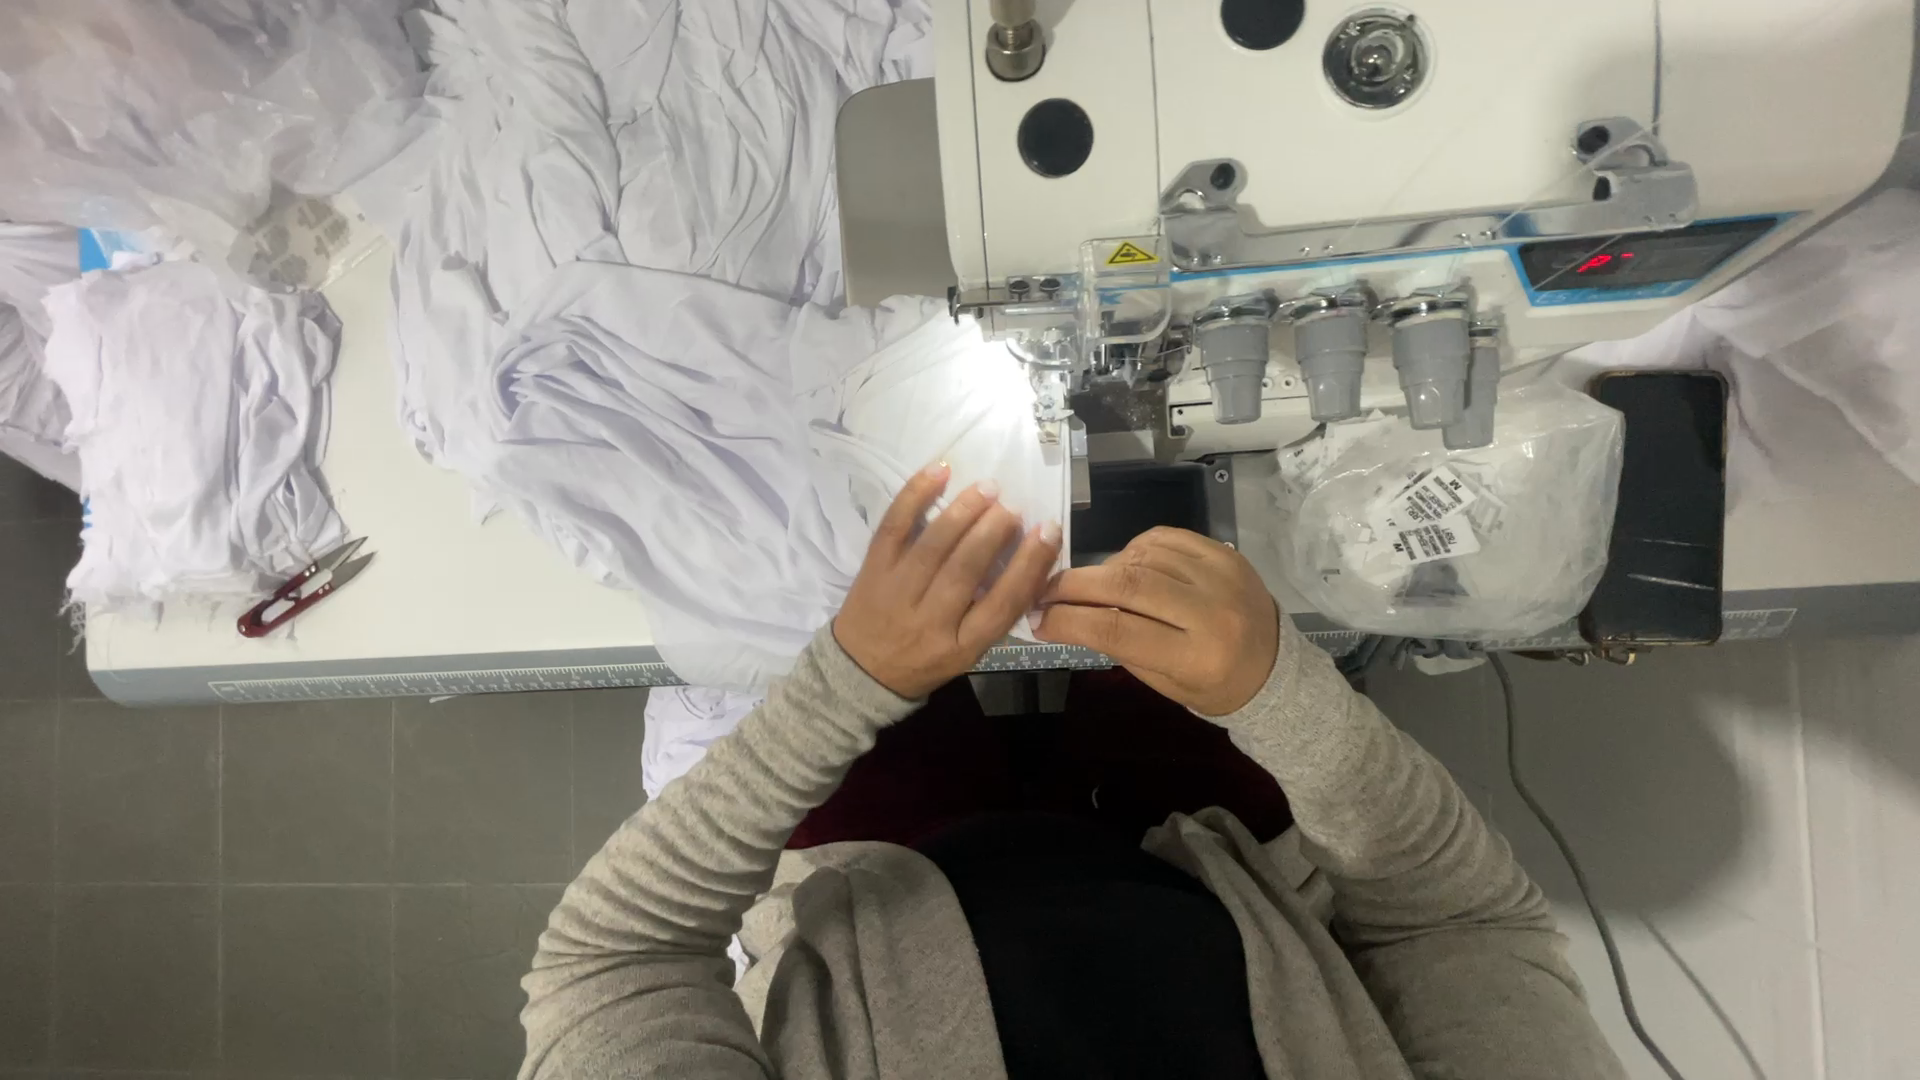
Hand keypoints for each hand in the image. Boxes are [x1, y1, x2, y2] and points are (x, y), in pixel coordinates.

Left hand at [834, 463, 1063, 697]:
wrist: (860, 674)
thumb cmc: (925, 660)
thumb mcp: (967, 652)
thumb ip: (994, 612)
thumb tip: (1028, 559)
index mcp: (962, 646)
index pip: (1003, 604)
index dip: (1030, 564)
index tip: (1048, 530)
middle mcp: (929, 620)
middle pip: (966, 570)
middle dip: (993, 532)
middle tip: (1012, 507)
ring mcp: (897, 592)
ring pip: (932, 546)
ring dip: (963, 512)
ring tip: (987, 488)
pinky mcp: (872, 569)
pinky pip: (894, 527)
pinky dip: (915, 495)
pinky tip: (939, 471)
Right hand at [1035, 527, 1277, 714]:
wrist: (1274, 669)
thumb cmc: (1210, 685)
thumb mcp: (1161, 680)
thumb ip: (1115, 643)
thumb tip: (1060, 614)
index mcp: (1197, 656)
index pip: (1118, 629)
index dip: (1069, 620)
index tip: (1037, 618)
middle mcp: (1212, 610)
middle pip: (1127, 584)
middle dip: (1074, 584)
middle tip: (1045, 591)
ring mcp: (1221, 574)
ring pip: (1141, 556)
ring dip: (1104, 568)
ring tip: (1089, 584)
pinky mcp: (1224, 552)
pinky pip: (1163, 537)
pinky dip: (1133, 549)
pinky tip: (1125, 565)